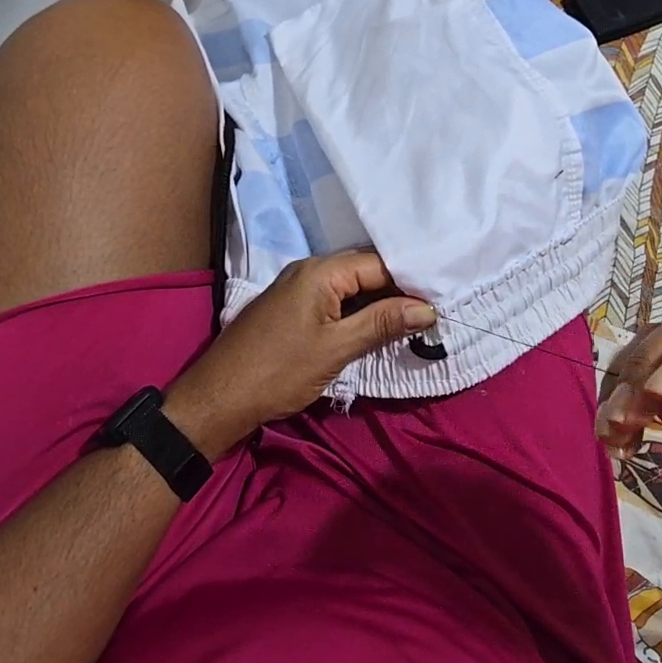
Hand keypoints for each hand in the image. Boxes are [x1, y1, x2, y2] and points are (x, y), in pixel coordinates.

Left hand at [165, 251, 435, 457]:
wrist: (219, 398)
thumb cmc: (279, 372)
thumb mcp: (336, 349)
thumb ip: (382, 324)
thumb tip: (427, 308)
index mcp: (320, 272)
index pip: (378, 264)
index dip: (411, 280)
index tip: (442, 297)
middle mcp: (308, 270)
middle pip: (365, 270)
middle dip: (398, 289)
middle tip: (434, 309)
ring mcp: (298, 288)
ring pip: (350, 286)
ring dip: (379, 302)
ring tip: (415, 319)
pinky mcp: (292, 308)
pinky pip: (334, 299)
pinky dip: (357, 311)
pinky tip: (377, 327)